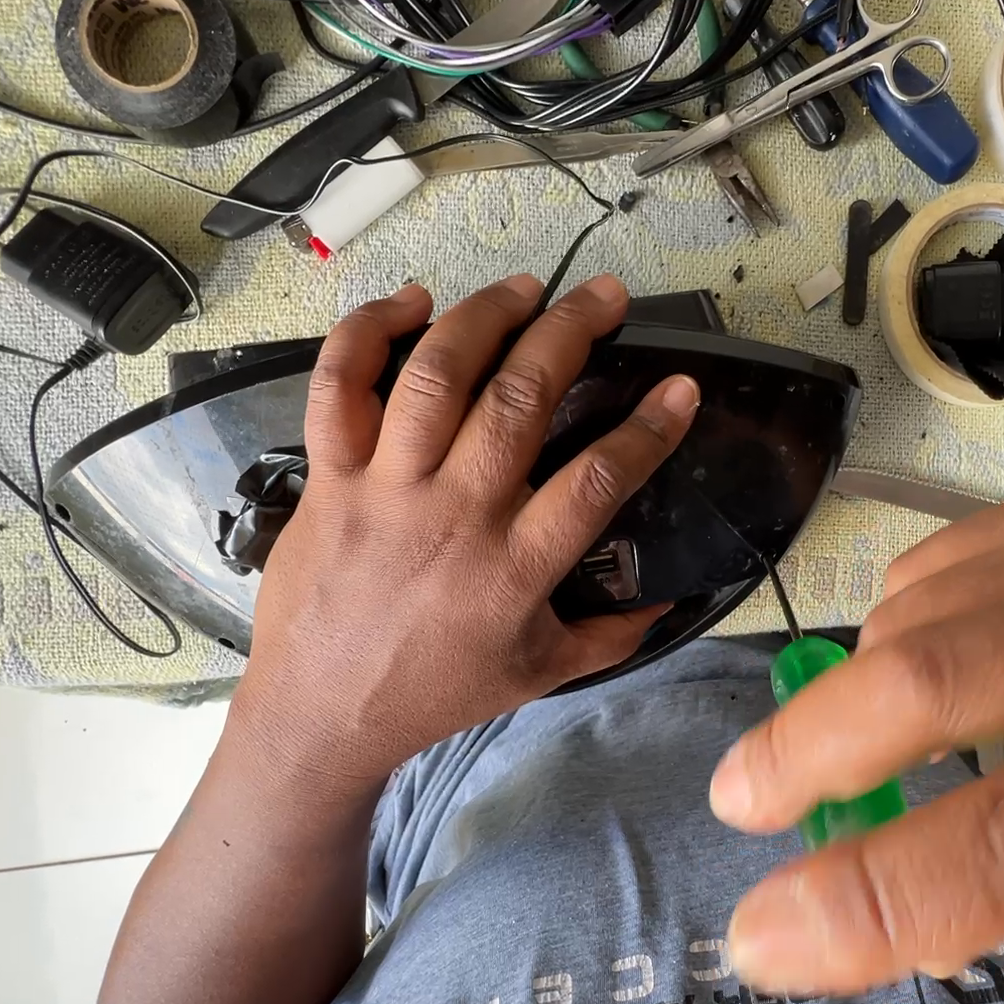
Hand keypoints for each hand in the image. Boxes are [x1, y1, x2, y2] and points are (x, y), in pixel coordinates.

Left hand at [230, 275, 698, 792]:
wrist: (322, 715)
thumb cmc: (441, 692)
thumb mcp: (546, 672)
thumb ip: (615, 635)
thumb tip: (670, 598)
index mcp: (517, 565)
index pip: (598, 479)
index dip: (649, 428)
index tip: (681, 387)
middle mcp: (456, 513)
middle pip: (520, 401)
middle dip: (571, 333)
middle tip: (605, 296)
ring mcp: (386, 487)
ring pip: (436, 376)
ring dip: (486, 316)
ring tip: (526, 288)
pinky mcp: (328, 477)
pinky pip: (339, 387)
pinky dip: (369, 332)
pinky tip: (411, 302)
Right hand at [708, 495, 1003, 992]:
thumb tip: (892, 918)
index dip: (889, 893)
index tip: (767, 935)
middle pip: (939, 681)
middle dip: (813, 744)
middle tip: (742, 797)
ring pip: (909, 624)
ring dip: (862, 693)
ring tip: (905, 725)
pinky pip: (914, 575)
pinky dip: (893, 633)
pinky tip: (946, 654)